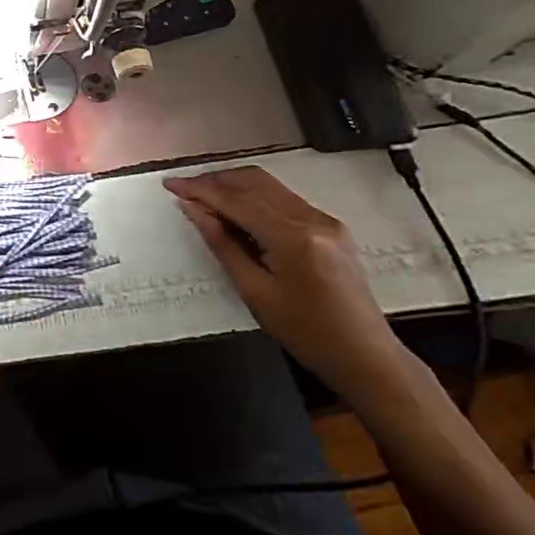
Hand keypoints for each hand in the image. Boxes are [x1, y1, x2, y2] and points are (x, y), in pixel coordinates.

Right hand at [164, 167, 403, 381]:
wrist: (363, 354)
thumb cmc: (305, 333)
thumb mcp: (255, 293)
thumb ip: (223, 245)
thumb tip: (194, 210)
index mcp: (293, 237)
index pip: (237, 200)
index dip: (201, 189)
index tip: (171, 183)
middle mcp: (312, 217)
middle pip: (255, 182)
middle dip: (216, 180)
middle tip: (184, 187)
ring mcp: (325, 219)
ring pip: (270, 186)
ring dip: (235, 186)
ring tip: (203, 196)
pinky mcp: (330, 225)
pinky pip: (285, 200)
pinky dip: (255, 198)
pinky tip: (237, 211)